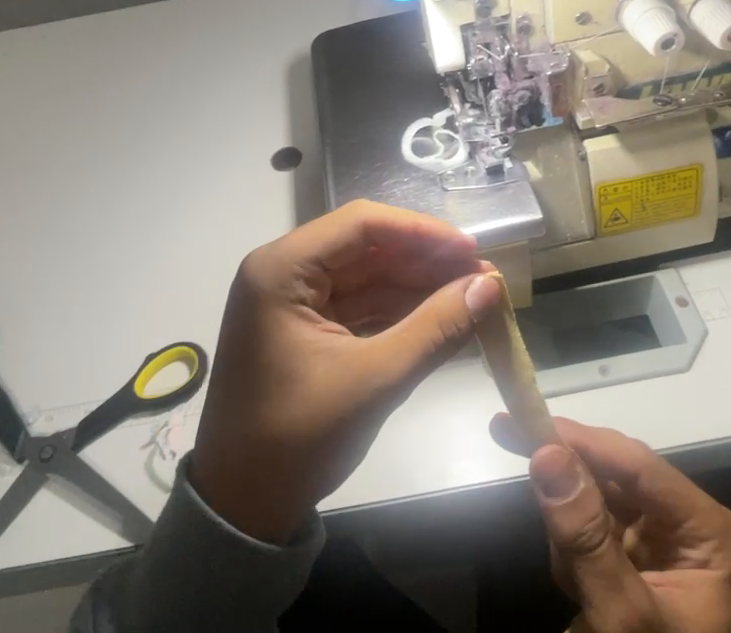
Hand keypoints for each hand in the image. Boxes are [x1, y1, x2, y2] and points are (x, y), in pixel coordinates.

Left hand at [192, 200, 502, 541]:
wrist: (241, 506)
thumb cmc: (297, 438)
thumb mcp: (373, 380)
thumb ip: (435, 328)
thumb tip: (490, 285)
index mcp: (282, 269)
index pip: (361, 224)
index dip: (422, 233)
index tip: (473, 251)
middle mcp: (283, 272)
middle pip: (366, 247)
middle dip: (425, 262)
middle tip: (483, 278)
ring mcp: (292, 302)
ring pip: (366, 276)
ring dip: (417, 287)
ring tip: (473, 298)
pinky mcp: (304, 330)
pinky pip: (359, 306)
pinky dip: (398, 312)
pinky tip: (442, 319)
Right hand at [493, 416, 730, 632]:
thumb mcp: (622, 614)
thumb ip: (584, 537)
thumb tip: (546, 454)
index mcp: (706, 531)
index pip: (636, 463)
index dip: (578, 438)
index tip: (522, 419)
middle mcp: (687, 525)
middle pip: (614, 475)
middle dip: (571, 492)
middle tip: (511, 451)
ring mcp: (662, 544)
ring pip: (596, 501)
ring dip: (569, 534)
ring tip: (573, 584)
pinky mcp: (637, 562)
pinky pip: (592, 532)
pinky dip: (571, 553)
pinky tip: (577, 587)